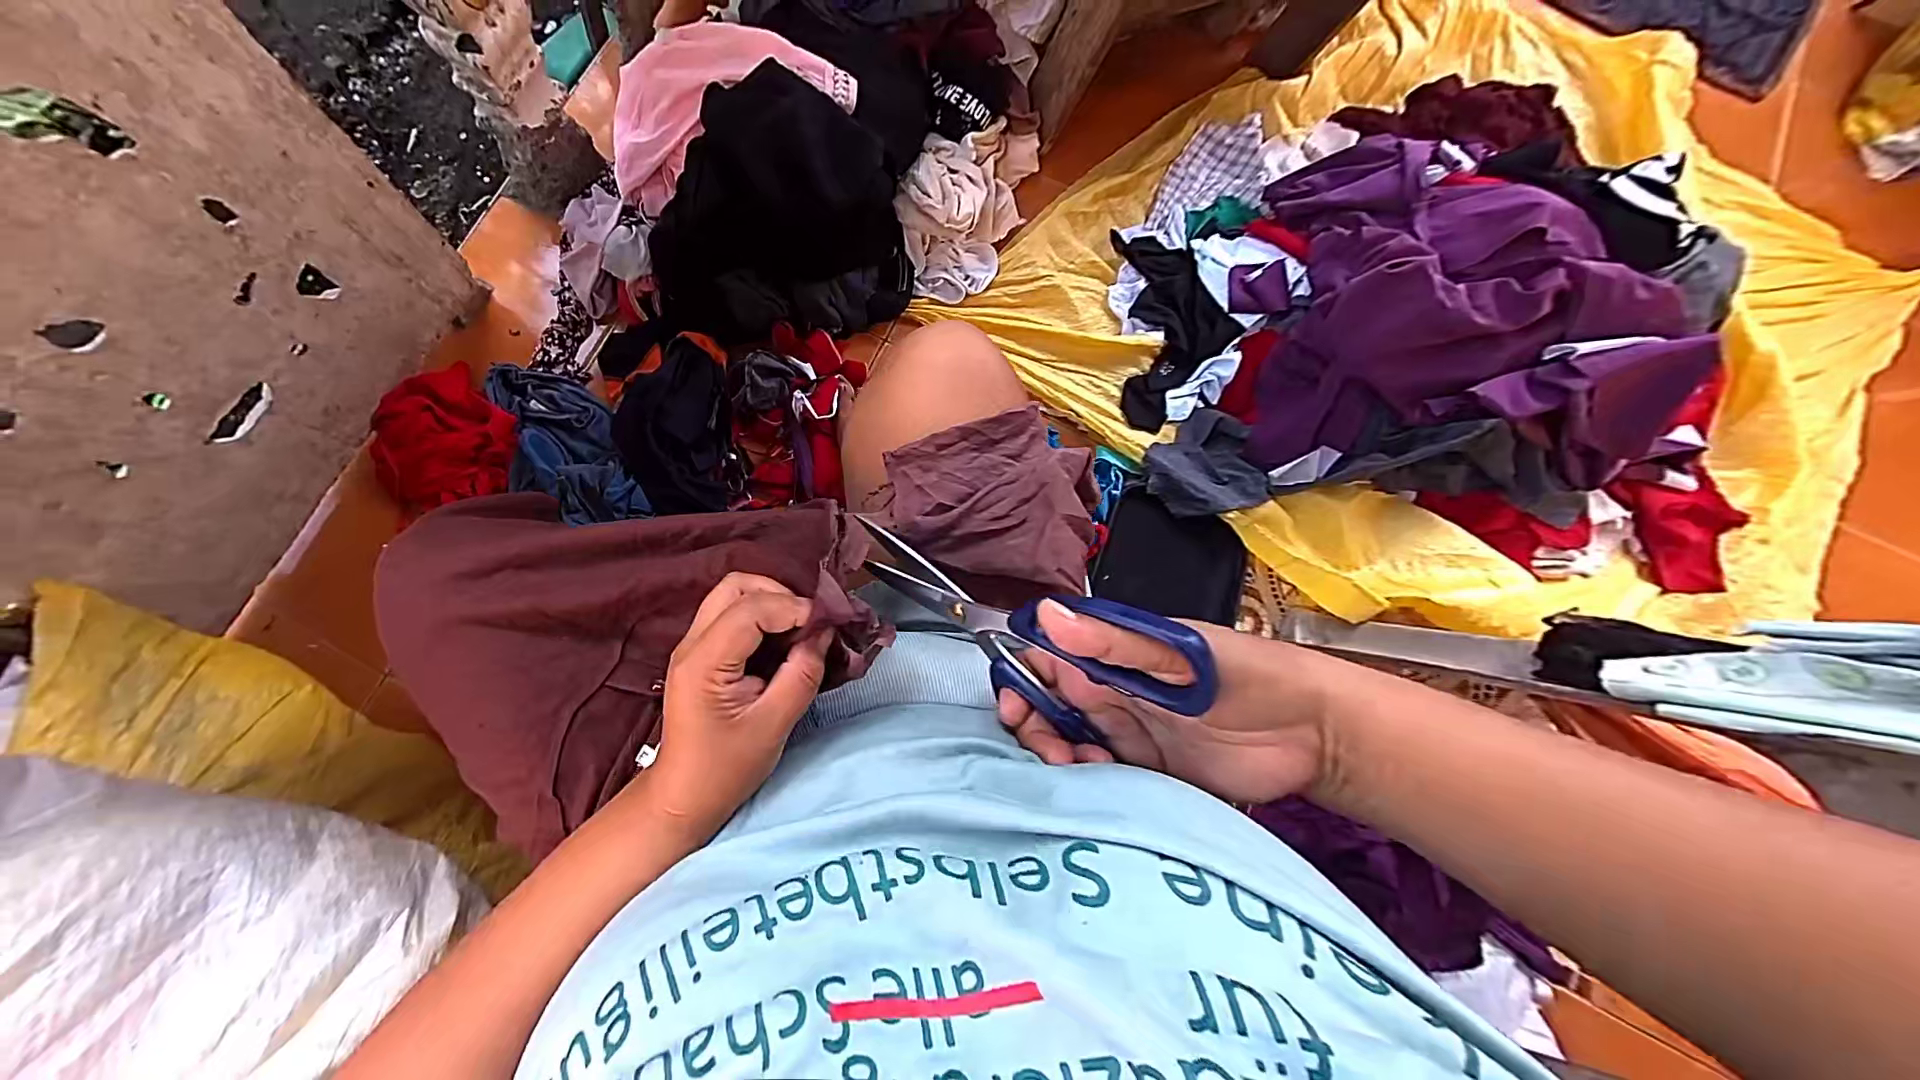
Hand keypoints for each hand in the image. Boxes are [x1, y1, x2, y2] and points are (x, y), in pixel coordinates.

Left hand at [645, 573, 831, 837]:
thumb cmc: (725, 769)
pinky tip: (785, 640)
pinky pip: (733, 614)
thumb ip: (802, 674)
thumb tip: (824, 633)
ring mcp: (692, 646)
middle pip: (737, 586)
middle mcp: (691, 644)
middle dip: (781, 594)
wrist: (683, 796)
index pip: (752, 608)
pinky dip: (764, 615)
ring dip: (772, 602)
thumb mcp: (774, 724)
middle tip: (811, 622)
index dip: (795, 608)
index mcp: (704, 662)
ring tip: (801, 629)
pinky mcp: (701, 653)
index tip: (827, 625)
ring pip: (733, 594)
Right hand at [997, 600, 1346, 804]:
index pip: (1044, 661)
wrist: (1310, 732)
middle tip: (1055, 750)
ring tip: (1083, 767)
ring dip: (1060, 759)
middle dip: (1036, 730)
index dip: (1019, 681)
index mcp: (1110, 655)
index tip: (1016, 709)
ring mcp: (1126, 733)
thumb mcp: (1173, 652)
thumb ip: (1109, 639)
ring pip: (1067, 744)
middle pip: (1046, 709)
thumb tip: (1045, 614)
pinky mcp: (1145, 772)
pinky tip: (1102, 785)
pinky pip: (1100, 778)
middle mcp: (1110, 692)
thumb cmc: (1242, 674)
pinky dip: (1088, 785)